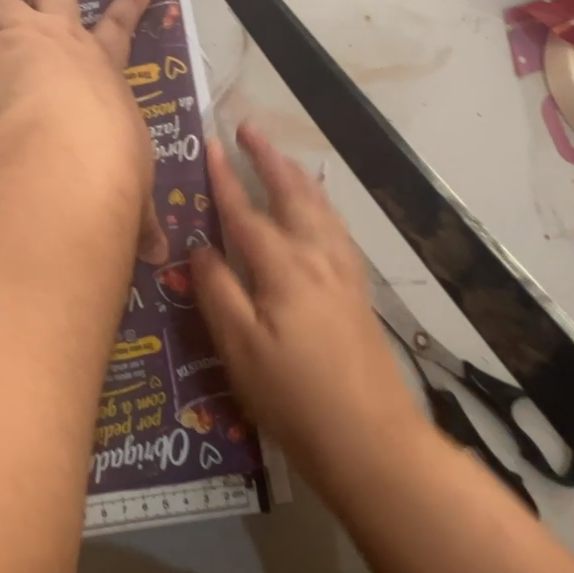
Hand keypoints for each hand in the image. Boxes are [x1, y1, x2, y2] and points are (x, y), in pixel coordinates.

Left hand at [0, 0, 166, 261]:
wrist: (76, 143)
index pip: (122, 27)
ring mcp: (28, 40)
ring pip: (2, 0)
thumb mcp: (130, 185)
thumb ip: (136, 217)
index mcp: (105, 67)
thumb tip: (153, 255)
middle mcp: (67, 41)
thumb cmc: (111, 159)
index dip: (133, 1)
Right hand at [190, 124, 423, 476]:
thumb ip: (217, 291)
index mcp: (285, 269)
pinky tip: (321, 214)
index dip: (224, 178)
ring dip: (298, 177)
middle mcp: (318, 260)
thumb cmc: (295, 398)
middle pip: (293, 196)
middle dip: (269, 160)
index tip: (208, 144)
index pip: (246, 211)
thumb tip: (199, 247)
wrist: (374, 444)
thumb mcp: (240, 348)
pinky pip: (338, 230)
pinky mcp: (358, 294)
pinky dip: (324, 206)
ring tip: (282, 158)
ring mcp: (345, 276)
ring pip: (321, 210)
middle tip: (249, 128)